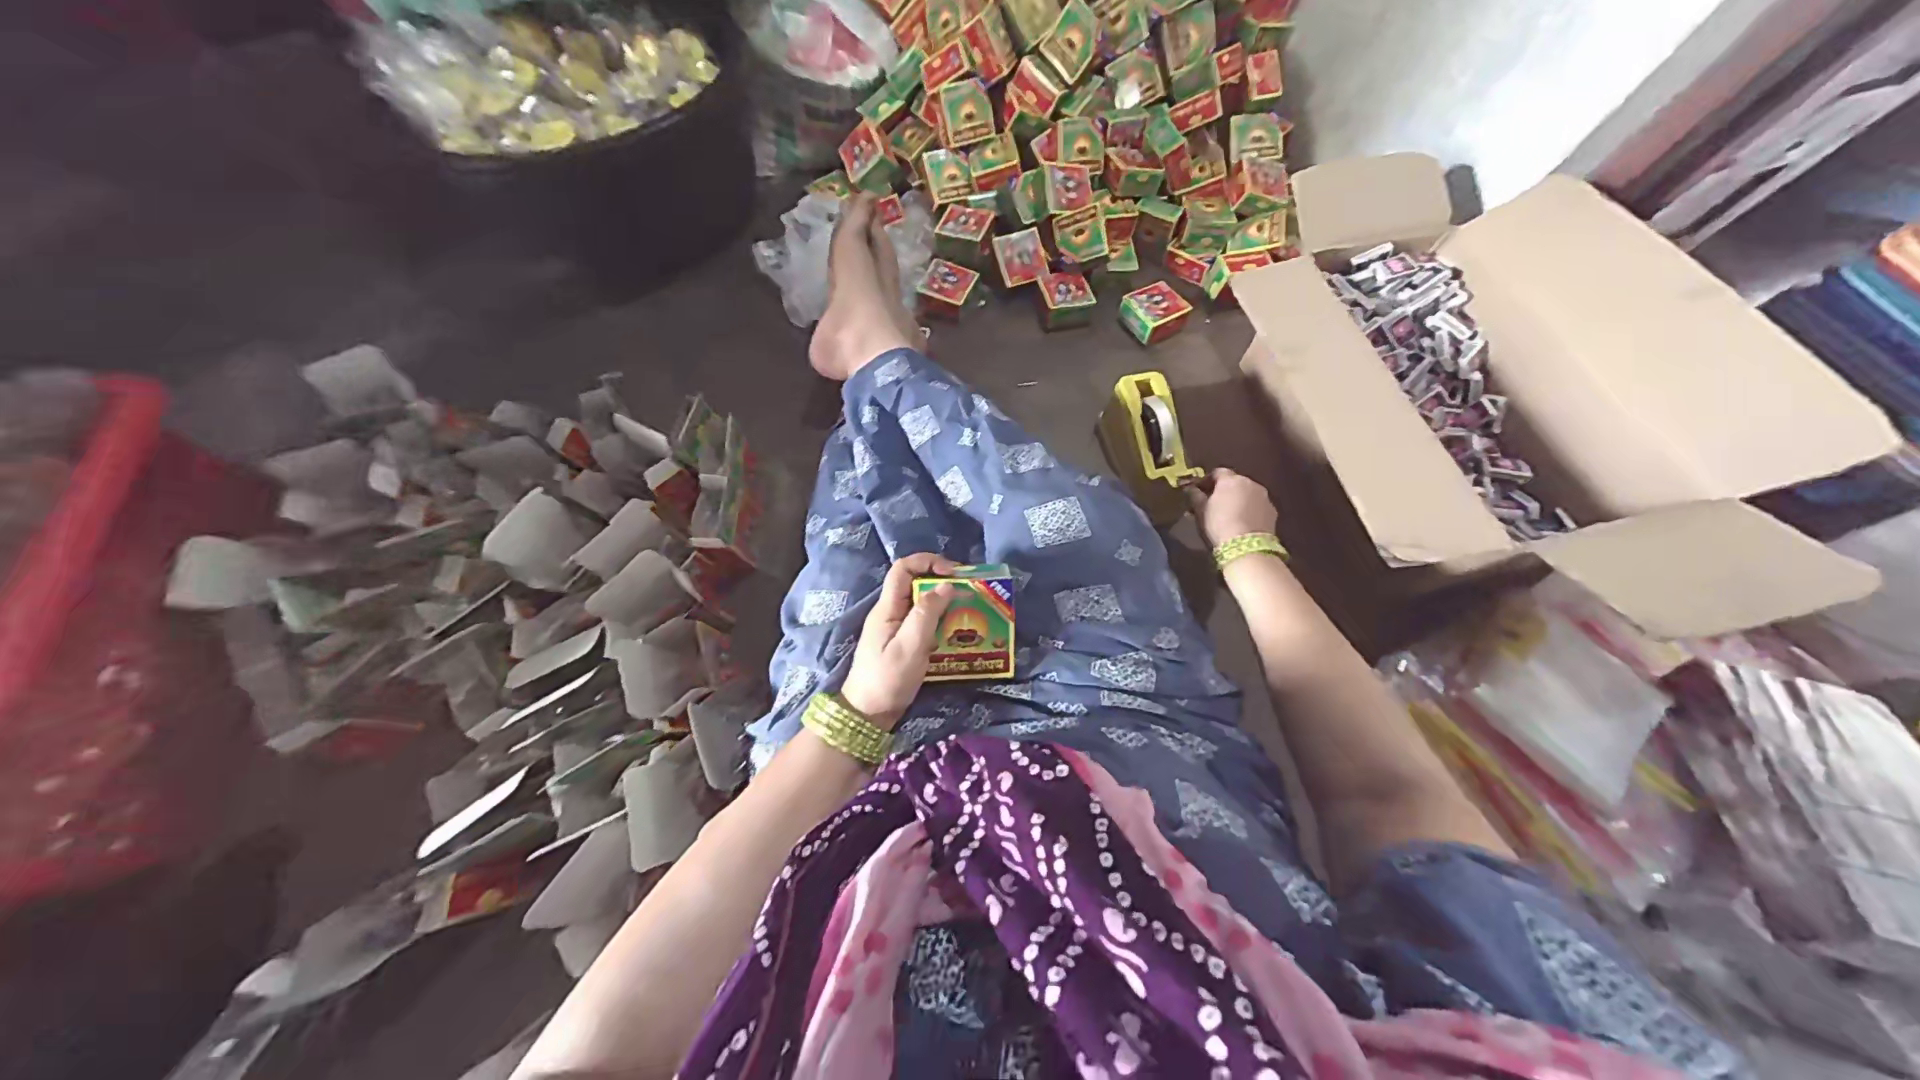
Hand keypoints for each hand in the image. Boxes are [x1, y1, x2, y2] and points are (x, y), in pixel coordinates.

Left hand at [838, 553, 958, 730]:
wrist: (867, 715)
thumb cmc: (887, 680)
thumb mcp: (910, 646)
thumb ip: (927, 613)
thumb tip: (946, 586)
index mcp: (887, 608)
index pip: (903, 568)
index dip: (928, 562)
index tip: (954, 573)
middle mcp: (890, 613)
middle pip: (915, 584)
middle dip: (942, 582)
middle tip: (968, 593)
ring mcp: (895, 629)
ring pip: (921, 604)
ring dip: (944, 604)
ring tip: (968, 612)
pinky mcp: (901, 644)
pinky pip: (922, 623)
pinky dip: (940, 623)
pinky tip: (956, 634)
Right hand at [1186, 468, 1277, 546]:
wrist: (1246, 545)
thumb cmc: (1218, 524)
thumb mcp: (1201, 510)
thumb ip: (1195, 495)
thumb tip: (1190, 488)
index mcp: (1230, 480)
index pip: (1218, 472)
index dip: (1208, 480)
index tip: (1200, 491)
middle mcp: (1250, 483)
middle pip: (1235, 482)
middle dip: (1224, 490)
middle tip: (1214, 504)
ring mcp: (1264, 496)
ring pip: (1248, 493)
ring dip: (1239, 499)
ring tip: (1230, 514)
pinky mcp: (1272, 511)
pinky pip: (1257, 505)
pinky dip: (1250, 509)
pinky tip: (1243, 522)